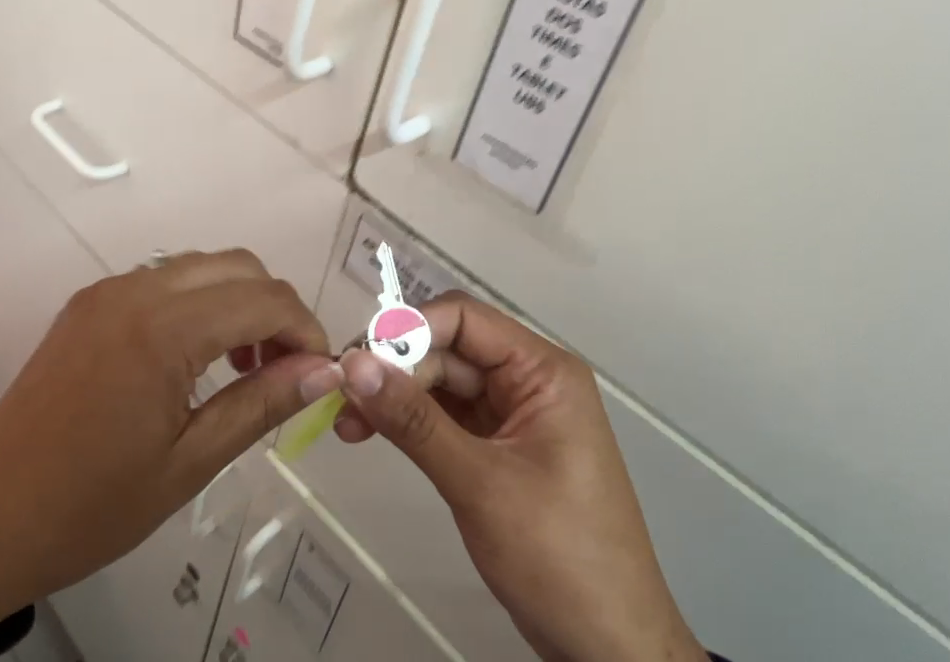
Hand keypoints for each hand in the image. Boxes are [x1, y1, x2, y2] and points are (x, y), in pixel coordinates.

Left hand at [0, 250, 341, 643]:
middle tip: (283, 371)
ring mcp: (104, 293)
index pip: (263, 299)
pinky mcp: (86, 306)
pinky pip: (160, 283)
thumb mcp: (191, 461)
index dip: (305, 330)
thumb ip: (261, 404)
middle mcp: (133, 291)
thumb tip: (325, 372)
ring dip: (235, 302)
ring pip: (197, 267)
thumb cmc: (94, 505)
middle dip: (273, 309)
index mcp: (162, 329)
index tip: (319, 374)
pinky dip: (195, 305)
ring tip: (242, 369)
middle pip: (235, 265)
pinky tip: (194, 360)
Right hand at [334, 293, 705, 661]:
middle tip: (339, 402)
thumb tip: (352, 365)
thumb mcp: (479, 483)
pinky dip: (409, 423)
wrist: (609, 645)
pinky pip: (446, 418)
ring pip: (440, 384)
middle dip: (393, 370)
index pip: (463, 319)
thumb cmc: (558, 556)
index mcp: (543, 372)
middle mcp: (529, 382)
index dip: (406, 330)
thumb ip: (414, 420)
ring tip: (347, 425)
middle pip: (446, 350)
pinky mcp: (499, 450)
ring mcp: (514, 417)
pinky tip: (372, 434)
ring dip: (395, 398)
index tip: (354, 361)